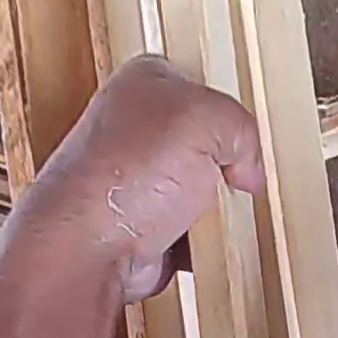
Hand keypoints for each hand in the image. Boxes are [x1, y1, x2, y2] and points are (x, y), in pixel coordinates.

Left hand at [8, 55, 264, 300]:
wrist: (88, 251)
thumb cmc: (129, 176)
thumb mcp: (206, 121)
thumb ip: (241, 130)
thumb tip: (249, 168)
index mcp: (146, 86)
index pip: (205, 92)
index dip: (230, 120)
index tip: (244, 144)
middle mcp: (137, 136)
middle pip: (205, 151)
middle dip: (223, 173)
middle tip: (233, 185)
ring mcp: (138, 190)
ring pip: (199, 200)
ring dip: (213, 216)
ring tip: (211, 221)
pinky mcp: (142, 236)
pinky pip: (188, 241)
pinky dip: (200, 249)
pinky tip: (201, 249)